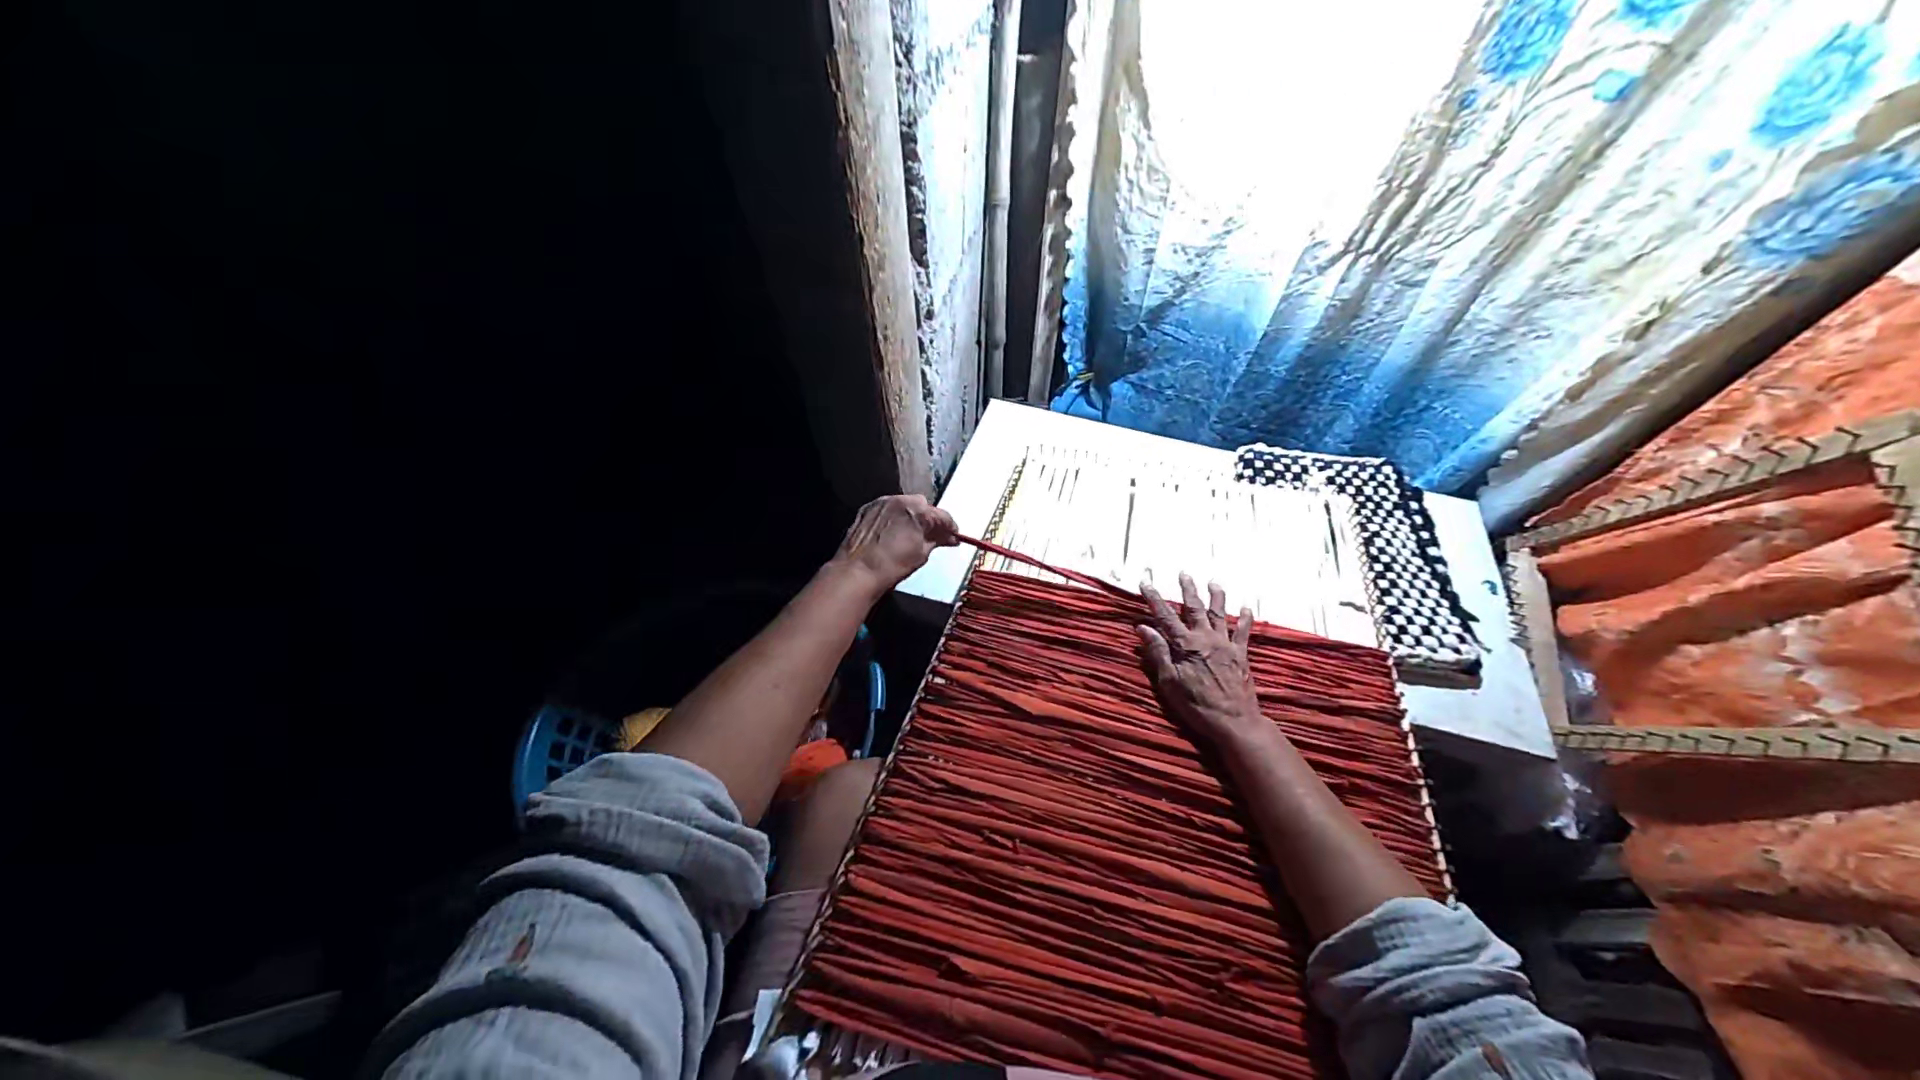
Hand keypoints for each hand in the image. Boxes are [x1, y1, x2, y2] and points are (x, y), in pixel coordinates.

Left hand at [831, 494, 958, 591]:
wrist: (857, 571)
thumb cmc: (891, 566)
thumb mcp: (921, 554)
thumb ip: (936, 540)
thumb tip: (948, 538)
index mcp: (918, 510)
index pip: (942, 516)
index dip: (950, 528)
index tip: (952, 536)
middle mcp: (901, 500)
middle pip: (923, 506)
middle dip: (929, 519)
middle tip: (932, 536)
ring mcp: (882, 502)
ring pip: (905, 505)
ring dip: (911, 516)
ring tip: (911, 535)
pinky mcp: (868, 508)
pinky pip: (888, 508)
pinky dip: (894, 517)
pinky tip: (894, 533)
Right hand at [1137, 573, 1266, 747]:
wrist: (1234, 721)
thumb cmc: (1196, 705)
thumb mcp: (1169, 682)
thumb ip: (1158, 653)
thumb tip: (1143, 628)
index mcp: (1185, 645)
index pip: (1165, 616)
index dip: (1154, 599)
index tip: (1146, 583)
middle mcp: (1206, 639)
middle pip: (1195, 608)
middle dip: (1188, 590)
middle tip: (1184, 574)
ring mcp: (1226, 646)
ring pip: (1219, 615)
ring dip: (1216, 597)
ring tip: (1214, 582)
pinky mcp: (1241, 656)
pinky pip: (1244, 633)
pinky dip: (1245, 619)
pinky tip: (1246, 609)